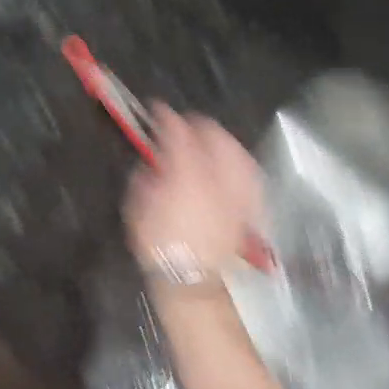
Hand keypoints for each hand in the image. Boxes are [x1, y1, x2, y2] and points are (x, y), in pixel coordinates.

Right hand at [124, 103, 263, 276]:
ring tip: (208, 137)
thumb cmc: (158, 245)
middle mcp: (217, 178)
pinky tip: (232, 161)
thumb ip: (146, 180)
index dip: (167, 118)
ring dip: (221, 139)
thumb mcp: (138, 210)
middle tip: (183, 123)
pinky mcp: (250, 205)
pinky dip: (238, 160)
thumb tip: (153, 164)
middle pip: (214, 137)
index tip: (157, 110)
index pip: (178, 135)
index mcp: (185, 177)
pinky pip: (249, 172)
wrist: (191, 278)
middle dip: (198, 125)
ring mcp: (238, 191)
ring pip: (236, 151)